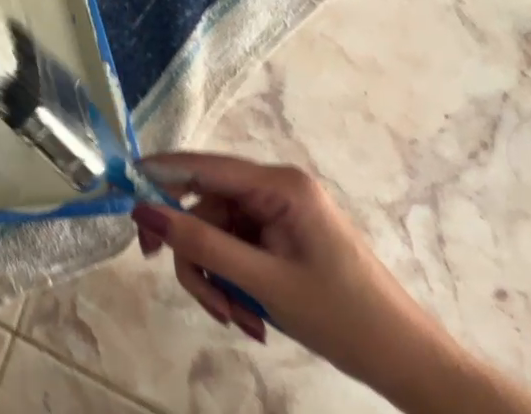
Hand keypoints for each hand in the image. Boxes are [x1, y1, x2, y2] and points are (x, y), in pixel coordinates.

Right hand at [130, 153, 448, 390]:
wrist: (409, 363)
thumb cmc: (344, 317)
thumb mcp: (264, 283)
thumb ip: (200, 243)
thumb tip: (142, 210)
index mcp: (279, 185)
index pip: (201, 167)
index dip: (157, 178)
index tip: (122, 200)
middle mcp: (274, 189)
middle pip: (202, 209)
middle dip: (196, 256)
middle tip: (199, 296)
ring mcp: (276, 214)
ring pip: (212, 234)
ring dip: (213, 278)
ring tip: (235, 319)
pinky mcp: (278, 238)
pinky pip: (231, 250)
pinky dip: (229, 283)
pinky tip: (247, 316)